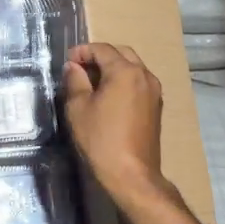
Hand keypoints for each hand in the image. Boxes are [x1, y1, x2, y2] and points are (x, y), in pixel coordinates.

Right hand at [63, 43, 166, 202]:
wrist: (132, 174)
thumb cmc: (101, 139)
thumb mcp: (78, 108)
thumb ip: (75, 81)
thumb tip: (74, 66)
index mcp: (126, 71)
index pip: (102, 49)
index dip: (82, 51)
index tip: (68, 62)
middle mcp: (145, 75)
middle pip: (121, 53)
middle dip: (99, 56)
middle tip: (80, 69)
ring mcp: (154, 91)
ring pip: (132, 67)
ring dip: (113, 68)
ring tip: (92, 83)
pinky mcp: (156, 107)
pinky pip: (138, 83)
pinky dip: (123, 81)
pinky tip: (108, 97)